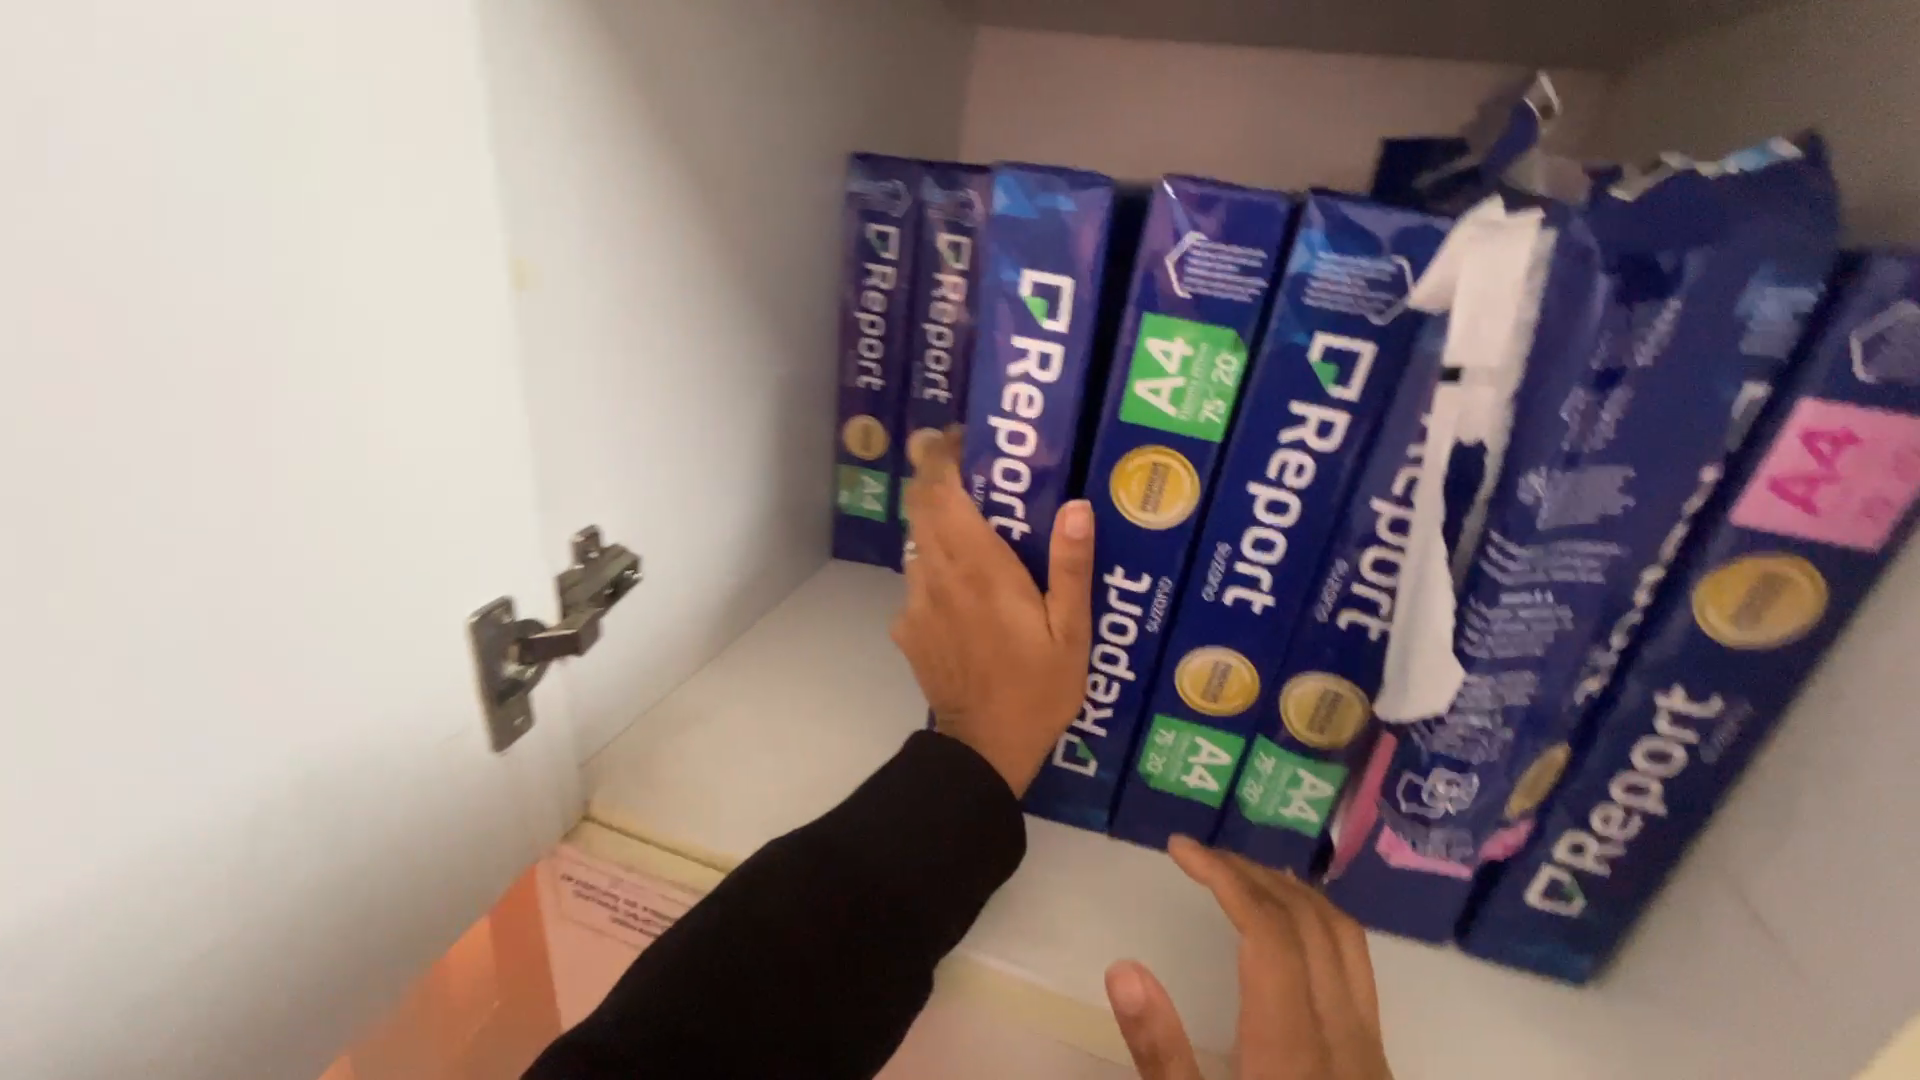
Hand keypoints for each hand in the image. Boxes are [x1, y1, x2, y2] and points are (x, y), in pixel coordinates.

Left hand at [891, 428, 1093, 796]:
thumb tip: (1077, 507)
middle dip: (935, 477)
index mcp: (978, 570)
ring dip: (939, 526)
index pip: (941, 493)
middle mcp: (937, 577)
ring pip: (917, 543)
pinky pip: (918, 581)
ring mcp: (914, 604)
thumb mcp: (1072, 633)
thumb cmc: (1038, 689)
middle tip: (968, 467)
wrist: (984, 749)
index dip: (941, 457)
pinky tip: (966, 594)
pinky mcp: (907, 628)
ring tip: (978, 533)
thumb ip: (1072, 568)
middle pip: (920, 508)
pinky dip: (937, 569)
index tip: (959, 438)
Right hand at [1104, 837, 1391, 1079]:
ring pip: (1345, 939)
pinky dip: (1316, 924)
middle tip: (1199, 857)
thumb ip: (1160, 1056)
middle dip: (1251, 872)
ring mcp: (1373, 1053)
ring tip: (1240, 876)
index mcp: (1294, 1051)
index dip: (1223, 875)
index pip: (1268, 929)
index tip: (1178, 850)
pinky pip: (1357, 966)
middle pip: (1309, 921)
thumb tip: (1124, 967)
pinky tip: (1286, 938)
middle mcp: (1346, 1039)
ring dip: (1290, 892)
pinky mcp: (1380, 1068)